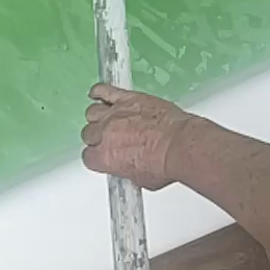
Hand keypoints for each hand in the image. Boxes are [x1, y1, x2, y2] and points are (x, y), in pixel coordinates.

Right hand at [81, 84, 200, 190]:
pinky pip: (103, 90)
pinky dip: (98, 91)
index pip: (88, 156)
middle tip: (110, 138)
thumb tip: (127, 166)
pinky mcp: (127, 98)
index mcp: (104, 158)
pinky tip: (99, 94)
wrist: (181, 145)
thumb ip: (125, 169)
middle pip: (88, 133)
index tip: (104, 155)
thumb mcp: (140, 179)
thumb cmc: (166, 163)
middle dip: (98, 137)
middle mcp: (105, 134)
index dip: (97, 156)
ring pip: (92, 112)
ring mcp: (115, 114)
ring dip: (99, 116)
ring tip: (109, 119)